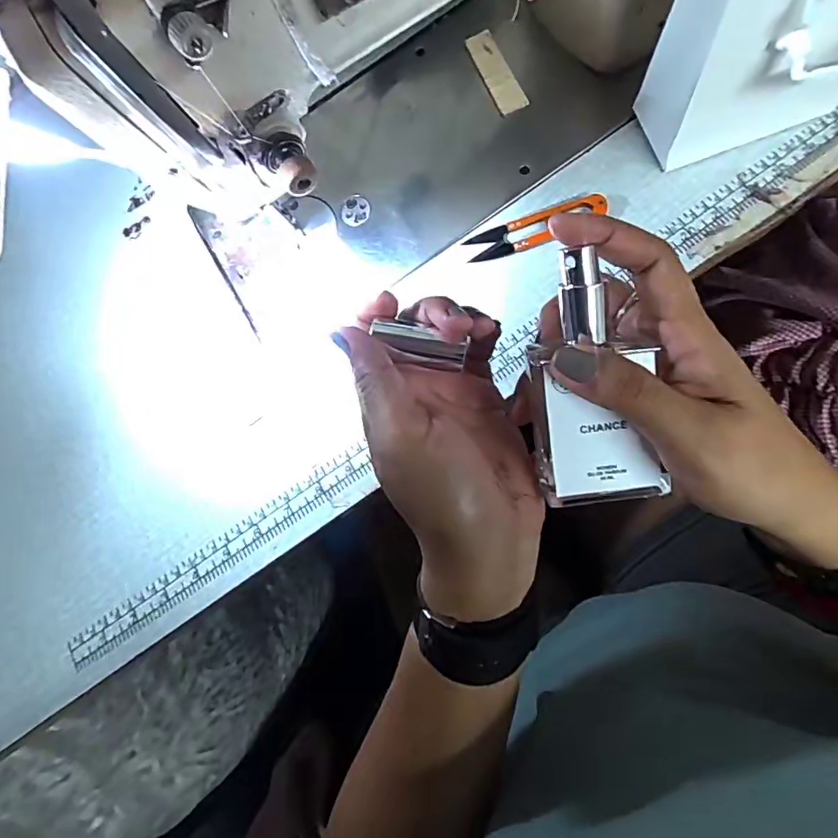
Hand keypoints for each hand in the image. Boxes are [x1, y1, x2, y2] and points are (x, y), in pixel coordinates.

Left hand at [336, 294, 542, 621]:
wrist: (493, 537)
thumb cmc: (442, 494)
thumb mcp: (401, 437)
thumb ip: (375, 380)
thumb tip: (342, 330)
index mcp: (387, 398)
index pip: (371, 341)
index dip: (375, 313)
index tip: (391, 300)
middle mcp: (417, 389)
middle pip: (416, 328)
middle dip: (432, 313)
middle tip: (454, 327)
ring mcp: (456, 391)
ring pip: (452, 333)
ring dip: (463, 317)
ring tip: (480, 328)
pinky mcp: (491, 398)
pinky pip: (486, 352)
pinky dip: (489, 334)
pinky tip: (495, 333)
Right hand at [538, 213, 837, 569]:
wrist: (789, 506)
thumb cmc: (754, 466)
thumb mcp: (690, 430)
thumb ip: (629, 391)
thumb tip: (564, 356)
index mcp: (690, 334)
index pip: (653, 262)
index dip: (609, 235)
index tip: (561, 227)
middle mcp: (673, 344)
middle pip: (616, 302)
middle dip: (572, 309)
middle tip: (543, 344)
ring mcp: (664, 373)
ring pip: (607, 343)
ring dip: (573, 353)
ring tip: (545, 382)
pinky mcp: (657, 402)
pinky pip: (611, 381)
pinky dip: (584, 388)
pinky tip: (564, 413)